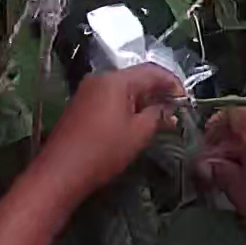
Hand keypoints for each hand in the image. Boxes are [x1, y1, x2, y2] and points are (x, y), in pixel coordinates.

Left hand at [34, 64, 182, 199]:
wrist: (59, 173)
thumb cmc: (103, 151)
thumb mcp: (138, 133)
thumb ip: (158, 115)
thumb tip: (169, 109)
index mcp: (116, 79)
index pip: (152, 71)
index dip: (172, 82)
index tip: (186, 98)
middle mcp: (101, 78)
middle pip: (137, 77)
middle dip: (158, 91)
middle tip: (175, 108)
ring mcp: (88, 91)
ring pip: (123, 87)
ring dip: (143, 99)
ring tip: (160, 117)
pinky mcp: (81, 105)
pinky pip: (111, 97)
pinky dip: (127, 105)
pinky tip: (136, 121)